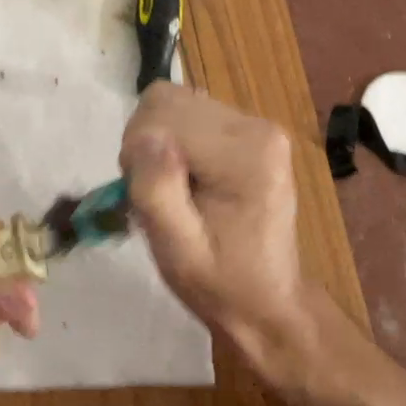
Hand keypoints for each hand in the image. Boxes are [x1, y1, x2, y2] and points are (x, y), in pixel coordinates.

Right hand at [120, 83, 304, 358]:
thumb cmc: (220, 284)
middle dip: (146, 144)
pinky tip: (184, 174)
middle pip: (165, 102)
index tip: (147, 199)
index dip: (138, 155)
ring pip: (171, 102)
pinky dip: (171, 137)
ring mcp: (255, 124)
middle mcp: (256, 127)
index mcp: (246, 155)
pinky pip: (185, 111)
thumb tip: (147, 137)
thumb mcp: (178, 253)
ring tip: (171, 186)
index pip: (160, 118)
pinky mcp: (246, 128)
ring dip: (156, 139)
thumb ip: (158, 192)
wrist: (267, 303)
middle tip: (156, 193)